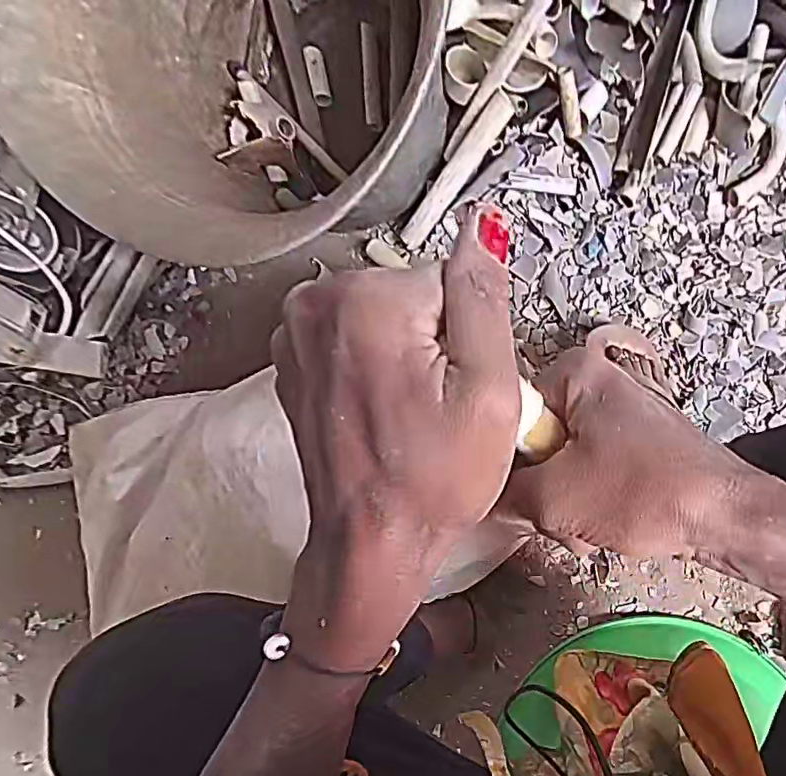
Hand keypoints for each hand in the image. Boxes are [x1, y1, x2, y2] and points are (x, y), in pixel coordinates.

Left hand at [270, 205, 519, 663]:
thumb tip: (486, 226)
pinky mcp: (296, 360)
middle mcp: (317, 307)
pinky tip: (389, 414)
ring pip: (390, 317)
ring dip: (412, 359)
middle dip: (440, 345)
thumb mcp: (489, 392)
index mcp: (366, 303)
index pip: (451, 283)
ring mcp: (298, 334)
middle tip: (440, 409)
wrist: (373, 539)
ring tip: (413, 416)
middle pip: (416, 295)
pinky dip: (381, 370)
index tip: (460, 387)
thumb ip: (485, 297)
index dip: (470, 339)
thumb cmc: (428, 486)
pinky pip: (361, 340)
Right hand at [501, 337, 758, 559]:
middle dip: (544, 492)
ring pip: (564, 467)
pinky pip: (592, 475)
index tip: (522, 489)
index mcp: (578, 374)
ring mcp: (621, 418)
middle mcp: (600, 386)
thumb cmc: (652, 494)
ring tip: (588, 527)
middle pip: (537, 444)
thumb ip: (504, 493)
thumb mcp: (555, 498)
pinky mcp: (636, 448)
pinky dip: (592, 505)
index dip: (508, 462)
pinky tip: (605, 528)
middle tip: (561, 515)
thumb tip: (483, 495)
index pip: (508, 412)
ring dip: (567, 507)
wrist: (725, 518)